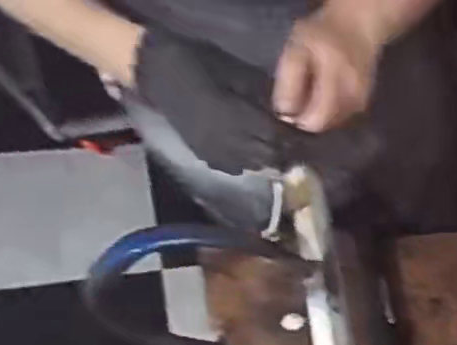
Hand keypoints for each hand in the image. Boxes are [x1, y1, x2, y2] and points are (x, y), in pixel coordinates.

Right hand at [133, 28, 286, 173]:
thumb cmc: (194, 63)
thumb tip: (285, 113)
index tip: (303, 137)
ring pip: (255, 165)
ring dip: (269, 160)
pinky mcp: (207, 157)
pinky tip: (254, 156)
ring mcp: (216, 152)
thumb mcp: (232, 73)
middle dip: (284, 153)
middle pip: (268, 155)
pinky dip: (250, 164)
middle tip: (295, 148)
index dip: (291, 138)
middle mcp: (227, 140)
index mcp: (234, 116)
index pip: (274, 136)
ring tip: (278, 153)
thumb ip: (258, 96)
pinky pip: (237, 168)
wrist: (153, 71)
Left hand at [272, 5, 383, 131]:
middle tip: (301, 95)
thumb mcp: (297, 46)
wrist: (357, 30)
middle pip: (324, 124)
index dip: (300, 119)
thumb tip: (284, 112)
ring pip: (332, 124)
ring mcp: (359, 104)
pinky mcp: (362, 108)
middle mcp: (351, 96)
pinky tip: (327, 93)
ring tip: (314, 91)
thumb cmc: (321, 34)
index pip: (317, 118)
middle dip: (309, 115)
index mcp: (334, 79)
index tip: (289, 110)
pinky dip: (330, 112)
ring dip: (319, 114)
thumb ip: (290, 79)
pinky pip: (341, 119)